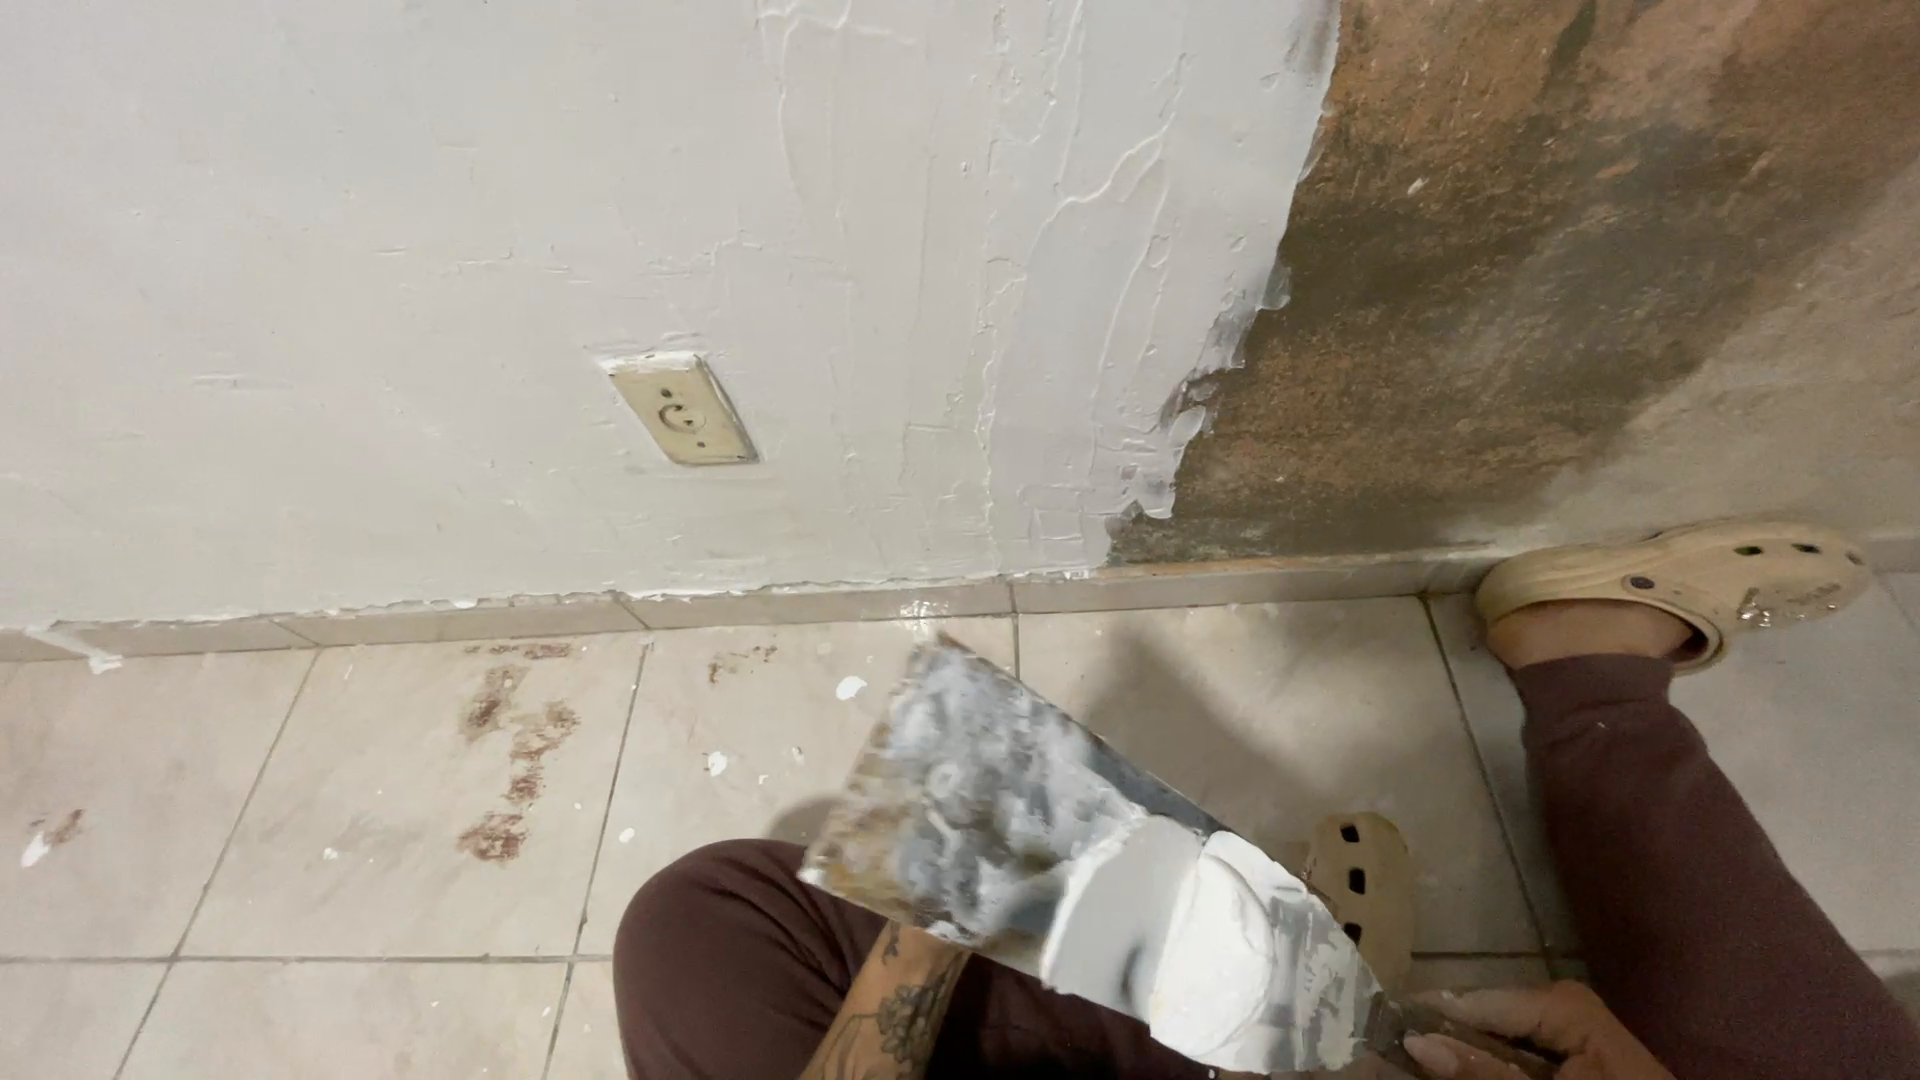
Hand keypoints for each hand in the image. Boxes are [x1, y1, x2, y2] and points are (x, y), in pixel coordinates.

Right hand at [1402, 982, 1675, 1079]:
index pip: (1475, 1002)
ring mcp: (1571, 1025)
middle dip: (1448, 1038)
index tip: (1385, 1029)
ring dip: (1468, 1053)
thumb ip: (1483, 1073)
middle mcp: (1562, 1000)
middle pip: (1485, 1016)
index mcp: (1561, 1002)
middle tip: (1402, 1054)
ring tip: (1427, 1063)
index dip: (1428, 1017)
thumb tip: (1413, 1043)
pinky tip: (1468, 1069)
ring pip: (1498, 1035)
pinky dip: (1496, 1063)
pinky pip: (1521, 1049)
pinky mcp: (1577, 1048)